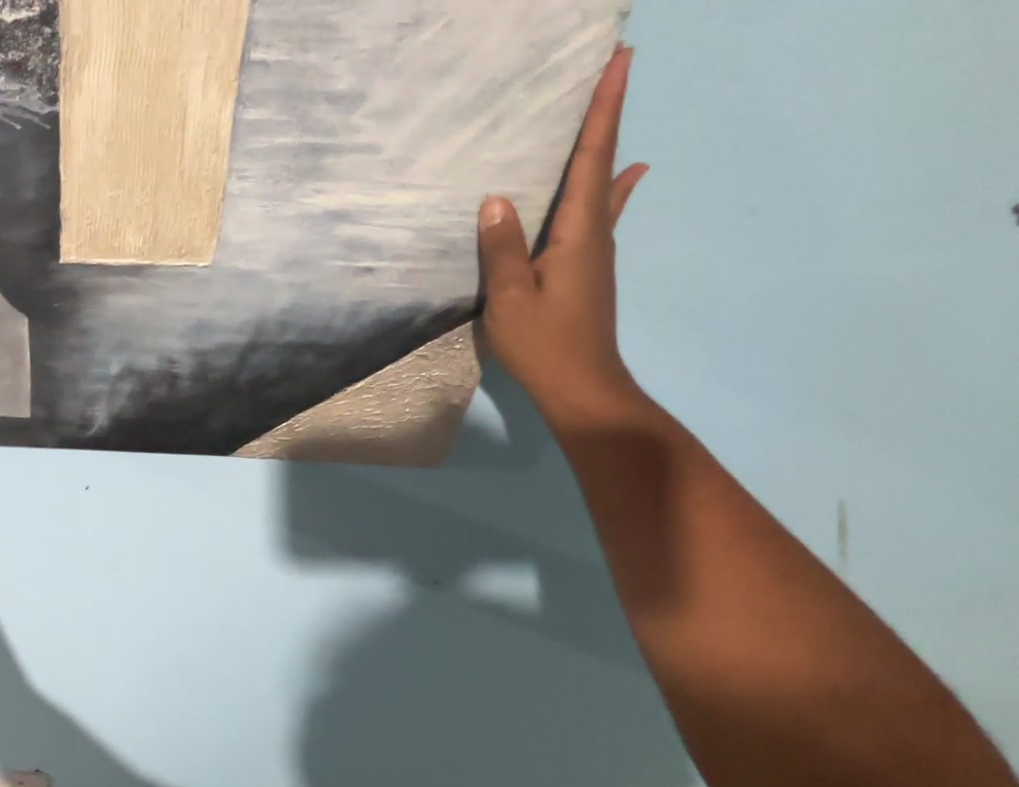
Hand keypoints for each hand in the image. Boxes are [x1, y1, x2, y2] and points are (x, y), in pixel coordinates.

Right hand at [477, 47, 650, 421]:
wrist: (581, 388)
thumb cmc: (545, 344)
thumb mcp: (511, 298)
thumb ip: (503, 249)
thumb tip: (496, 199)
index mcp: (578, 233)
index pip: (592, 159)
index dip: (604, 109)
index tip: (618, 60)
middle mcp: (595, 233)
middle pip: (603, 163)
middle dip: (607, 115)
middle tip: (612, 69)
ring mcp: (595, 252)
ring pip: (602, 186)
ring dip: (604, 145)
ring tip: (610, 110)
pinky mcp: (587, 270)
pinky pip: (600, 212)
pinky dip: (613, 185)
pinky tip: (630, 175)